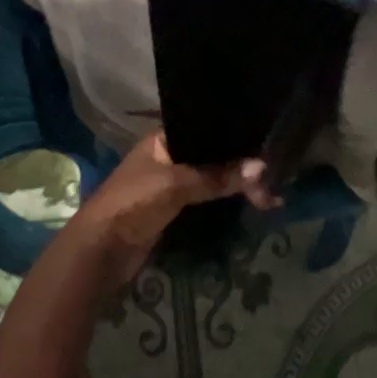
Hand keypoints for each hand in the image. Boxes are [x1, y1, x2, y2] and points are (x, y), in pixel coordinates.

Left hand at [73, 132, 270, 282]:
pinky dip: (224, 200)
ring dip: (234, 184)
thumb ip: (217, 176)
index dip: (232, 133)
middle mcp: (167, 155)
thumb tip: (263, 168)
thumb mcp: (177, 184)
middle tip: (275, 176)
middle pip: (210, 154)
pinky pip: (205, 198)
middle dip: (239, 164)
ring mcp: (169, 183)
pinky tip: (249, 202)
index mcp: (162, 137)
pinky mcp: (172, 209)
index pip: (204, 126)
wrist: (101, 250)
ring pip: (210, 178)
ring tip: (270, 191)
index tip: (265, 139)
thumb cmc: (133, 203)